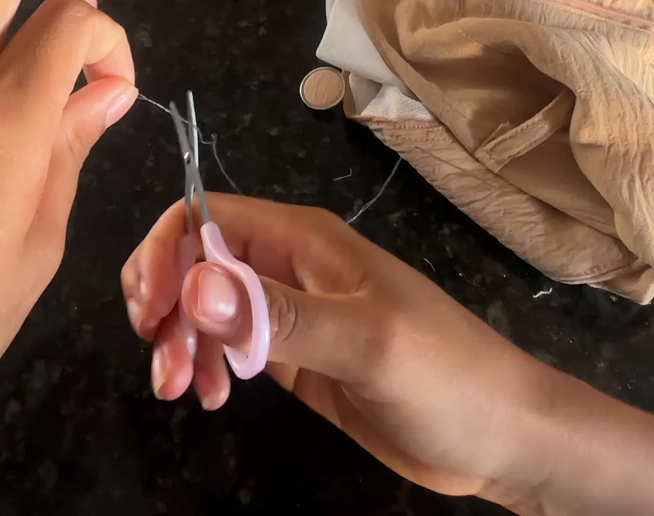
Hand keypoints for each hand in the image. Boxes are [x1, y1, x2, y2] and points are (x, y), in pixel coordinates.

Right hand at [121, 195, 556, 503]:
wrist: (502, 437)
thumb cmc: (445, 374)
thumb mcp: (365, 343)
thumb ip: (280, 314)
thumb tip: (194, 285)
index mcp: (301, 238)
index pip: (207, 217)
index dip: (167, 251)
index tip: (150, 308)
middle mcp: (286, 263)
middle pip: (196, 259)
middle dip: (167, 301)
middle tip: (160, 360)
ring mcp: (288, 307)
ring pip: (205, 304)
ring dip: (180, 339)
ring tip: (180, 390)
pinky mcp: (292, 350)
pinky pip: (228, 342)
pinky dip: (206, 363)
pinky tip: (211, 396)